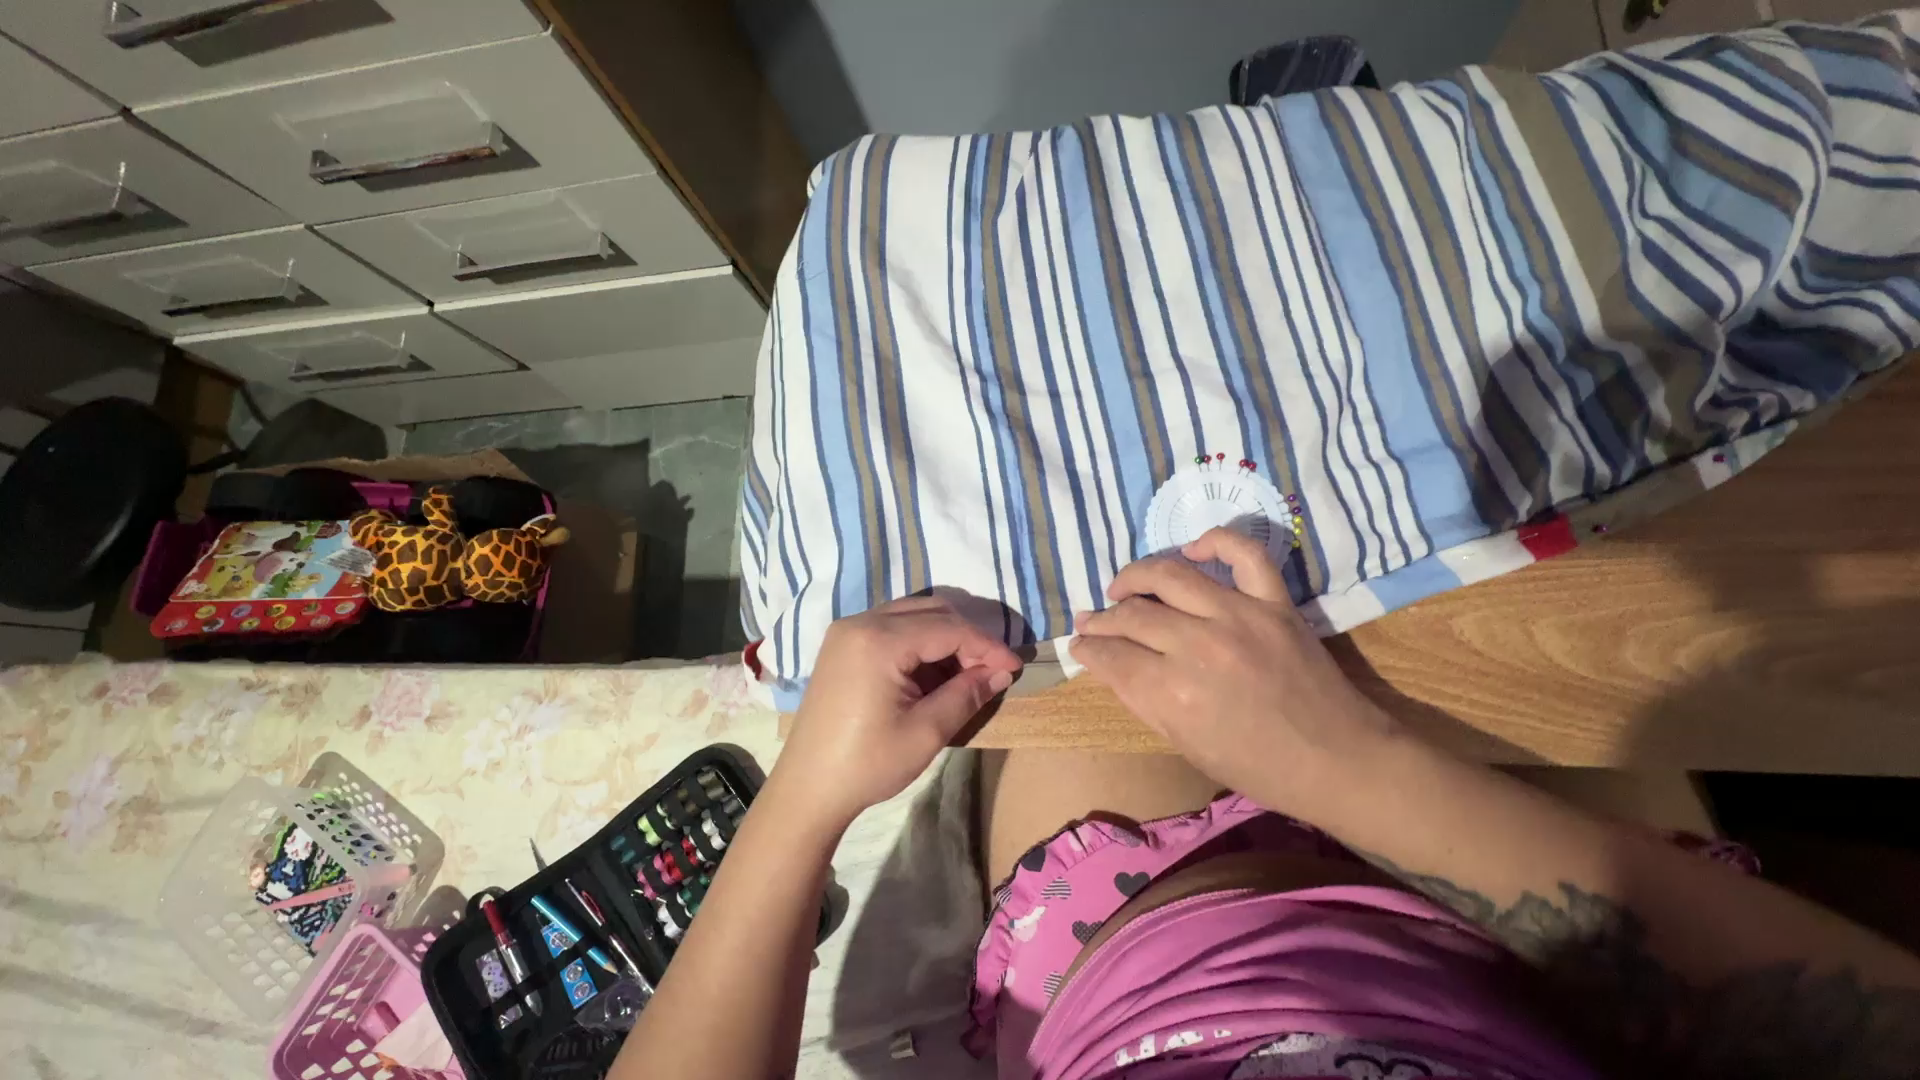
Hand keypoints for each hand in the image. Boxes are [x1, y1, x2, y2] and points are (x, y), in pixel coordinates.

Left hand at [776, 595, 1021, 825]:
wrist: (807, 788)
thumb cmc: (868, 763)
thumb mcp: (926, 732)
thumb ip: (966, 694)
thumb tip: (1000, 672)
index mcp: (879, 640)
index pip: (948, 627)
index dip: (987, 645)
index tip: (1014, 667)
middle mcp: (860, 622)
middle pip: (930, 611)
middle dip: (967, 637)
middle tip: (992, 671)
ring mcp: (847, 632)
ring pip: (912, 616)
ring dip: (944, 638)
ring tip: (967, 674)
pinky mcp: (842, 646)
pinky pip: (891, 628)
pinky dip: (919, 643)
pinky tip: (934, 674)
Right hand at [1070, 527, 1394, 812]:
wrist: (1337, 761)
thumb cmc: (1256, 766)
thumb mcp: (1185, 744)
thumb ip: (1141, 698)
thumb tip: (1105, 662)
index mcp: (1172, 693)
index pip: (1110, 655)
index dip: (1087, 649)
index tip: (1079, 644)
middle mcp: (1198, 646)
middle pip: (1131, 614)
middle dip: (1101, 619)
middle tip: (1092, 622)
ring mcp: (1239, 616)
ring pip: (1170, 575)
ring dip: (1135, 576)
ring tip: (1122, 587)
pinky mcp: (1274, 602)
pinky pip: (1244, 554)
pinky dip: (1216, 541)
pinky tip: (1193, 549)